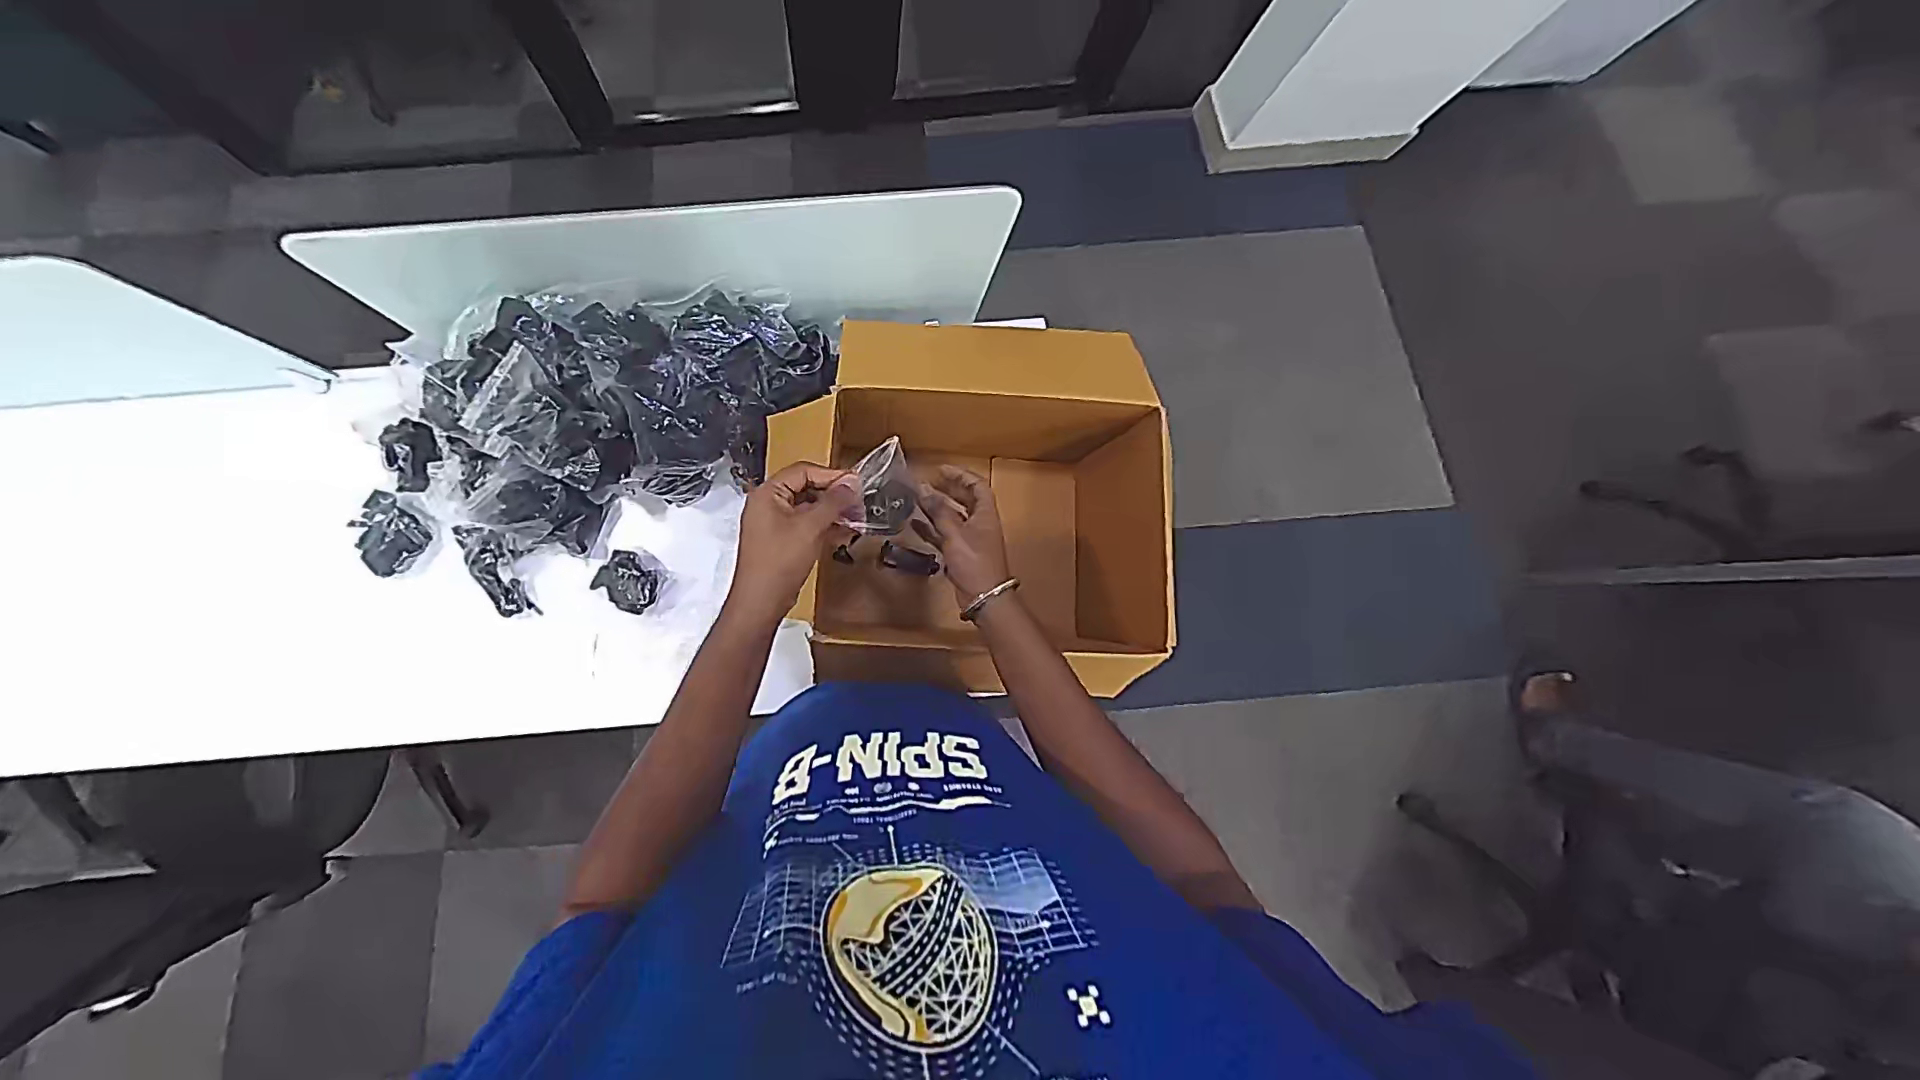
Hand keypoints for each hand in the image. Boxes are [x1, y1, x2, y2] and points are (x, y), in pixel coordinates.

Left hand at [729, 462, 859, 622]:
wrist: (761, 600)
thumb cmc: (777, 563)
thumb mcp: (811, 527)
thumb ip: (833, 502)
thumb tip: (851, 484)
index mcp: (767, 494)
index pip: (803, 471)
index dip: (831, 475)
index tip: (854, 482)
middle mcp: (767, 504)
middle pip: (806, 488)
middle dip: (833, 494)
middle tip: (857, 499)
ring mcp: (773, 523)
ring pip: (808, 507)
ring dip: (832, 510)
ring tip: (855, 515)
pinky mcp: (781, 540)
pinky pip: (806, 524)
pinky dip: (824, 525)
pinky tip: (844, 530)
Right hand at [912, 465, 1012, 603]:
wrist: (984, 597)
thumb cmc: (974, 562)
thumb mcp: (955, 534)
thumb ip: (938, 511)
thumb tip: (922, 488)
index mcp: (985, 514)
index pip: (977, 486)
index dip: (960, 475)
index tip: (941, 470)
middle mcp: (980, 523)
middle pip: (965, 500)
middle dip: (948, 489)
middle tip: (928, 482)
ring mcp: (971, 539)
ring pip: (953, 517)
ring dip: (937, 508)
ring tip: (918, 498)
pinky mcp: (960, 553)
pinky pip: (944, 535)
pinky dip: (932, 528)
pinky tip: (915, 523)